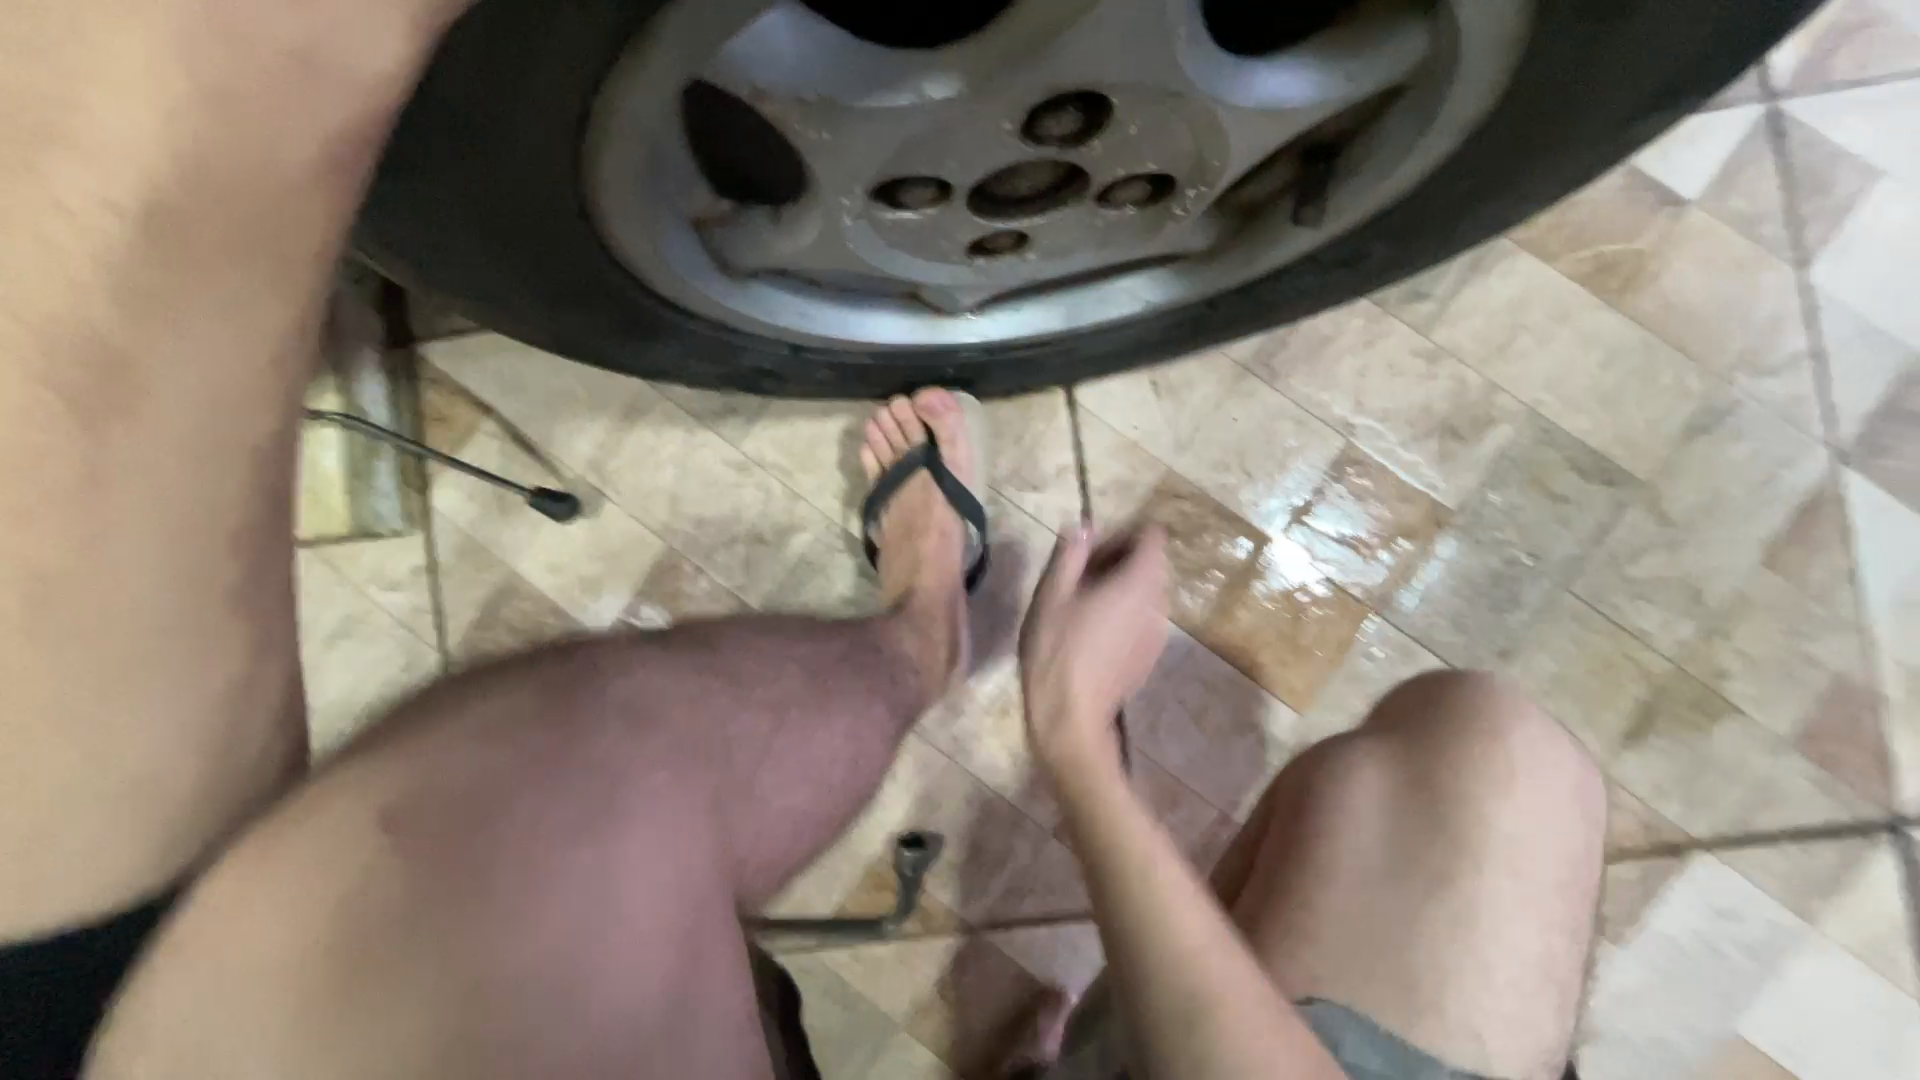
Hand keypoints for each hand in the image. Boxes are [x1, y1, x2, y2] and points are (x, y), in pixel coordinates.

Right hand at [1019, 524, 1169, 775]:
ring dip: (1123, 586)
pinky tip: (1094, 630)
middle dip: (1121, 559)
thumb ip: (1071, 554)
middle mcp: (1158, 603)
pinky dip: (1126, 611)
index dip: (1124, 533)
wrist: (1071, 717)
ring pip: (1148, 592)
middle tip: (1080, 574)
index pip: (1152, 537)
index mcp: (1138, 582)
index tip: (1092, 548)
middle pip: (1152, 564)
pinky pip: (1145, 617)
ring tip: (1084, 602)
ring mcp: (1159, 633)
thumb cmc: (1056, 650)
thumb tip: (1083, 525)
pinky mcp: (1152, 655)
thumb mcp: (1052, 594)